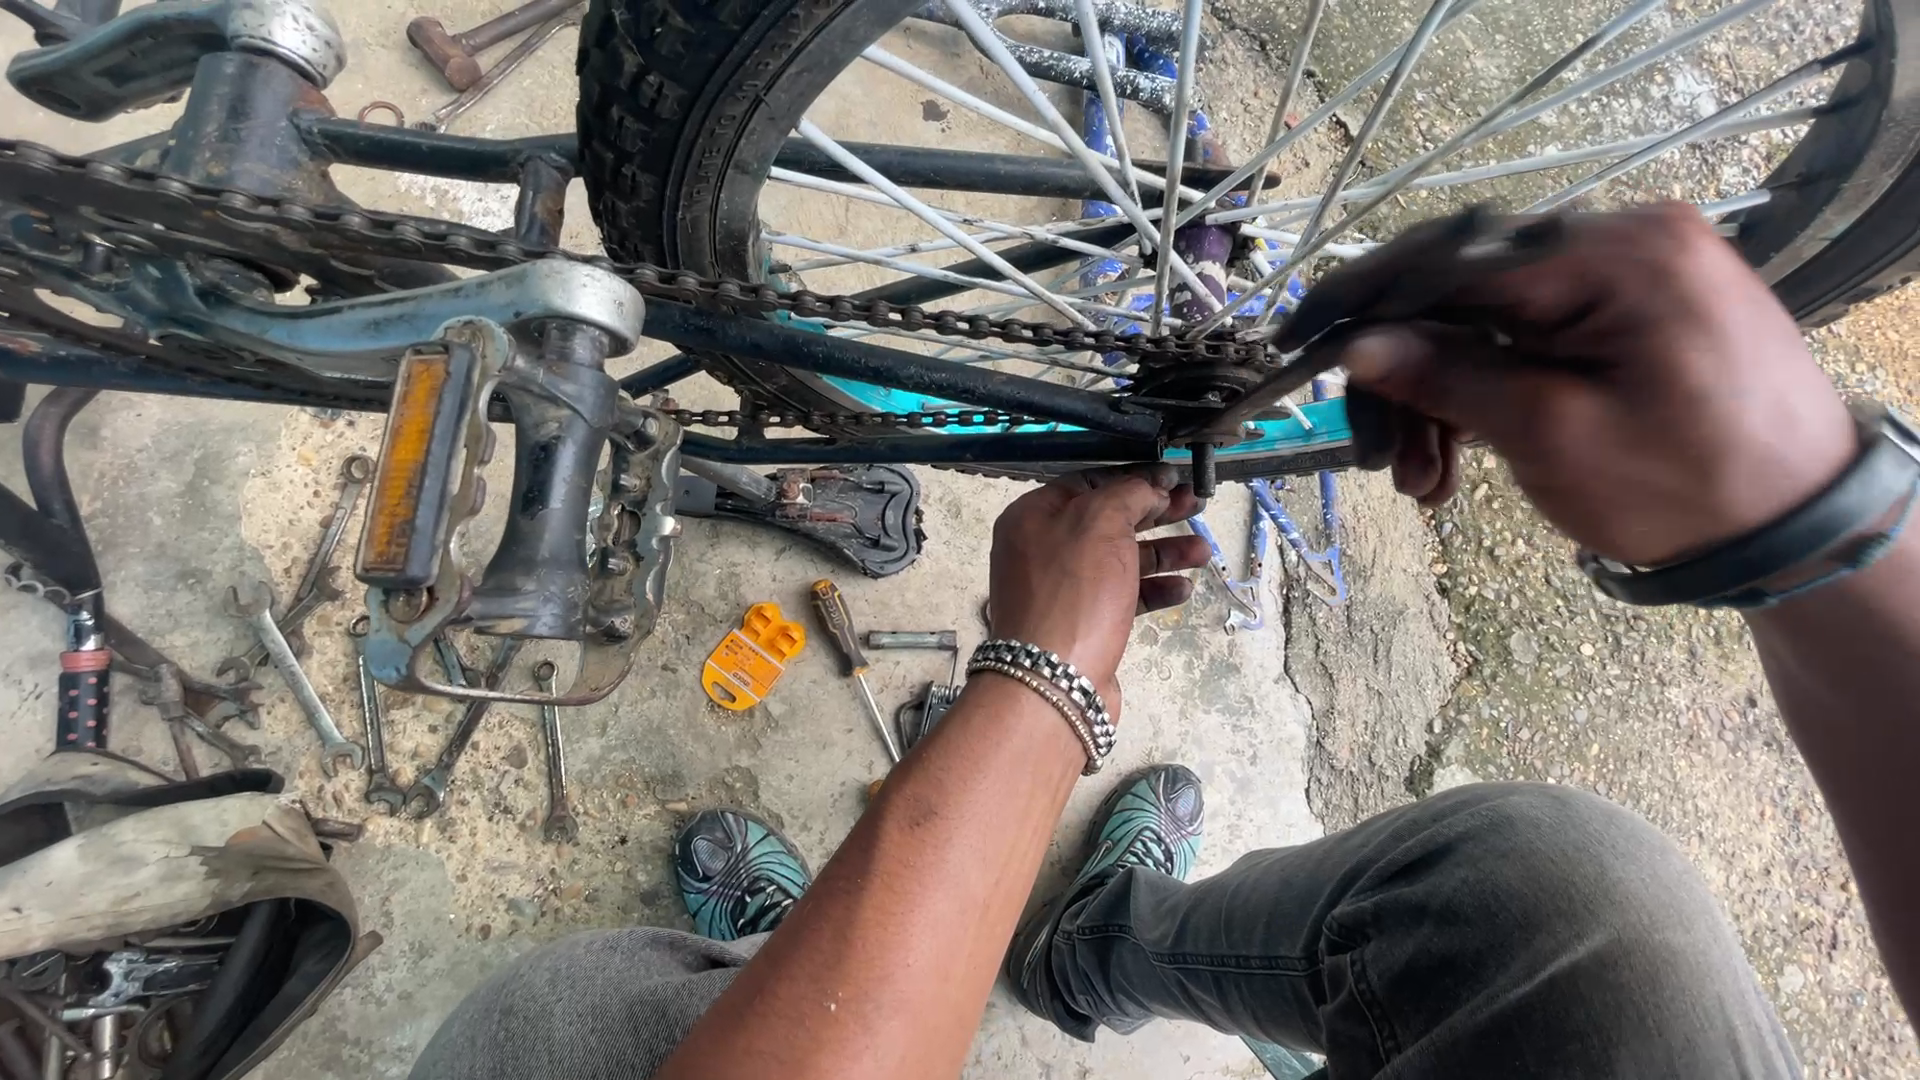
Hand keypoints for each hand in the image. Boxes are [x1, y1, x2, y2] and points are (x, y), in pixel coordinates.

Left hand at [987, 465, 1205, 718]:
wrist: (1054, 679)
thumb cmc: (1075, 590)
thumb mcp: (1101, 523)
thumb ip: (1128, 494)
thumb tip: (1150, 486)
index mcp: (1033, 515)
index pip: (1088, 482)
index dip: (1133, 478)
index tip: (1173, 478)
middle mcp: (1041, 548)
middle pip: (1107, 520)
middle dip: (1156, 513)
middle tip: (1198, 505)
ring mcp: (1061, 589)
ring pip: (1119, 560)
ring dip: (1163, 553)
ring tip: (1203, 552)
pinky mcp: (1081, 623)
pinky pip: (1121, 596)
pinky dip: (1152, 590)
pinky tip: (1182, 589)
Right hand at [1338, 203, 1855, 565]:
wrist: (1795, 528)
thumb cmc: (1682, 483)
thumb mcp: (1548, 431)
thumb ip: (1445, 376)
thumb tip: (1353, 345)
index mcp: (1612, 254)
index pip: (1447, 262)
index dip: (1358, 304)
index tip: (1291, 343)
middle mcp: (1609, 244)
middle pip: (1449, 301)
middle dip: (1399, 381)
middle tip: (1373, 459)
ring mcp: (1608, 279)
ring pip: (1466, 331)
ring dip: (1426, 405)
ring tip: (1418, 482)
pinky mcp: (1603, 315)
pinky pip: (1502, 346)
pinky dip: (1463, 403)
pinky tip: (1447, 462)